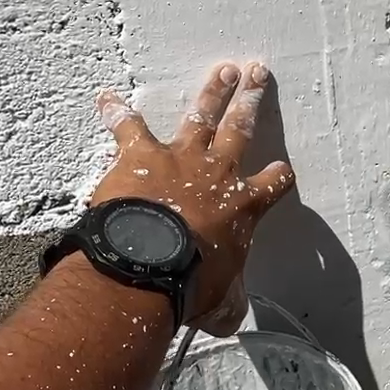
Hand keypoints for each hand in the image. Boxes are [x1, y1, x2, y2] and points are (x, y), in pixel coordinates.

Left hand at [91, 61, 295, 335]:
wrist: (147, 263)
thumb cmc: (190, 281)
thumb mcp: (220, 300)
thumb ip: (228, 303)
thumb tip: (230, 320)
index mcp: (243, 205)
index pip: (274, 183)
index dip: (279, 176)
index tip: (282, 170)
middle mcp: (219, 172)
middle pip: (243, 128)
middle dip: (252, 100)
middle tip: (259, 72)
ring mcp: (182, 157)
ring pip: (203, 114)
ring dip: (213, 91)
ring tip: (224, 69)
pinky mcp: (142, 154)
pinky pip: (129, 127)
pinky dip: (117, 113)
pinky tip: (107, 96)